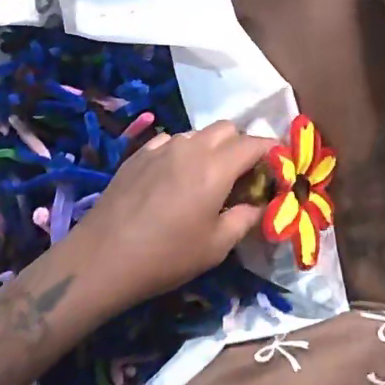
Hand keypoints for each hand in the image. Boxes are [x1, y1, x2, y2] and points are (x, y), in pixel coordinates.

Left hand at [62, 121, 271, 313]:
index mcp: (215, 166)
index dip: (273, 151)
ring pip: (198, 133)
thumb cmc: (167, 255)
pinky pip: (171, 142)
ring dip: (212, 148)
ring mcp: (161, 146)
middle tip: (245, 177)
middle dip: (242, 145)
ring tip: (209, 180)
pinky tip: (176, 180)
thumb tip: (259, 205)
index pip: (254, 143)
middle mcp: (190, 146)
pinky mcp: (139, 154)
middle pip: (227, 129)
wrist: (104, 256)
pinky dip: (184, 153)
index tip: (280, 168)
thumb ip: (245, 218)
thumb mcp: (216, 246)